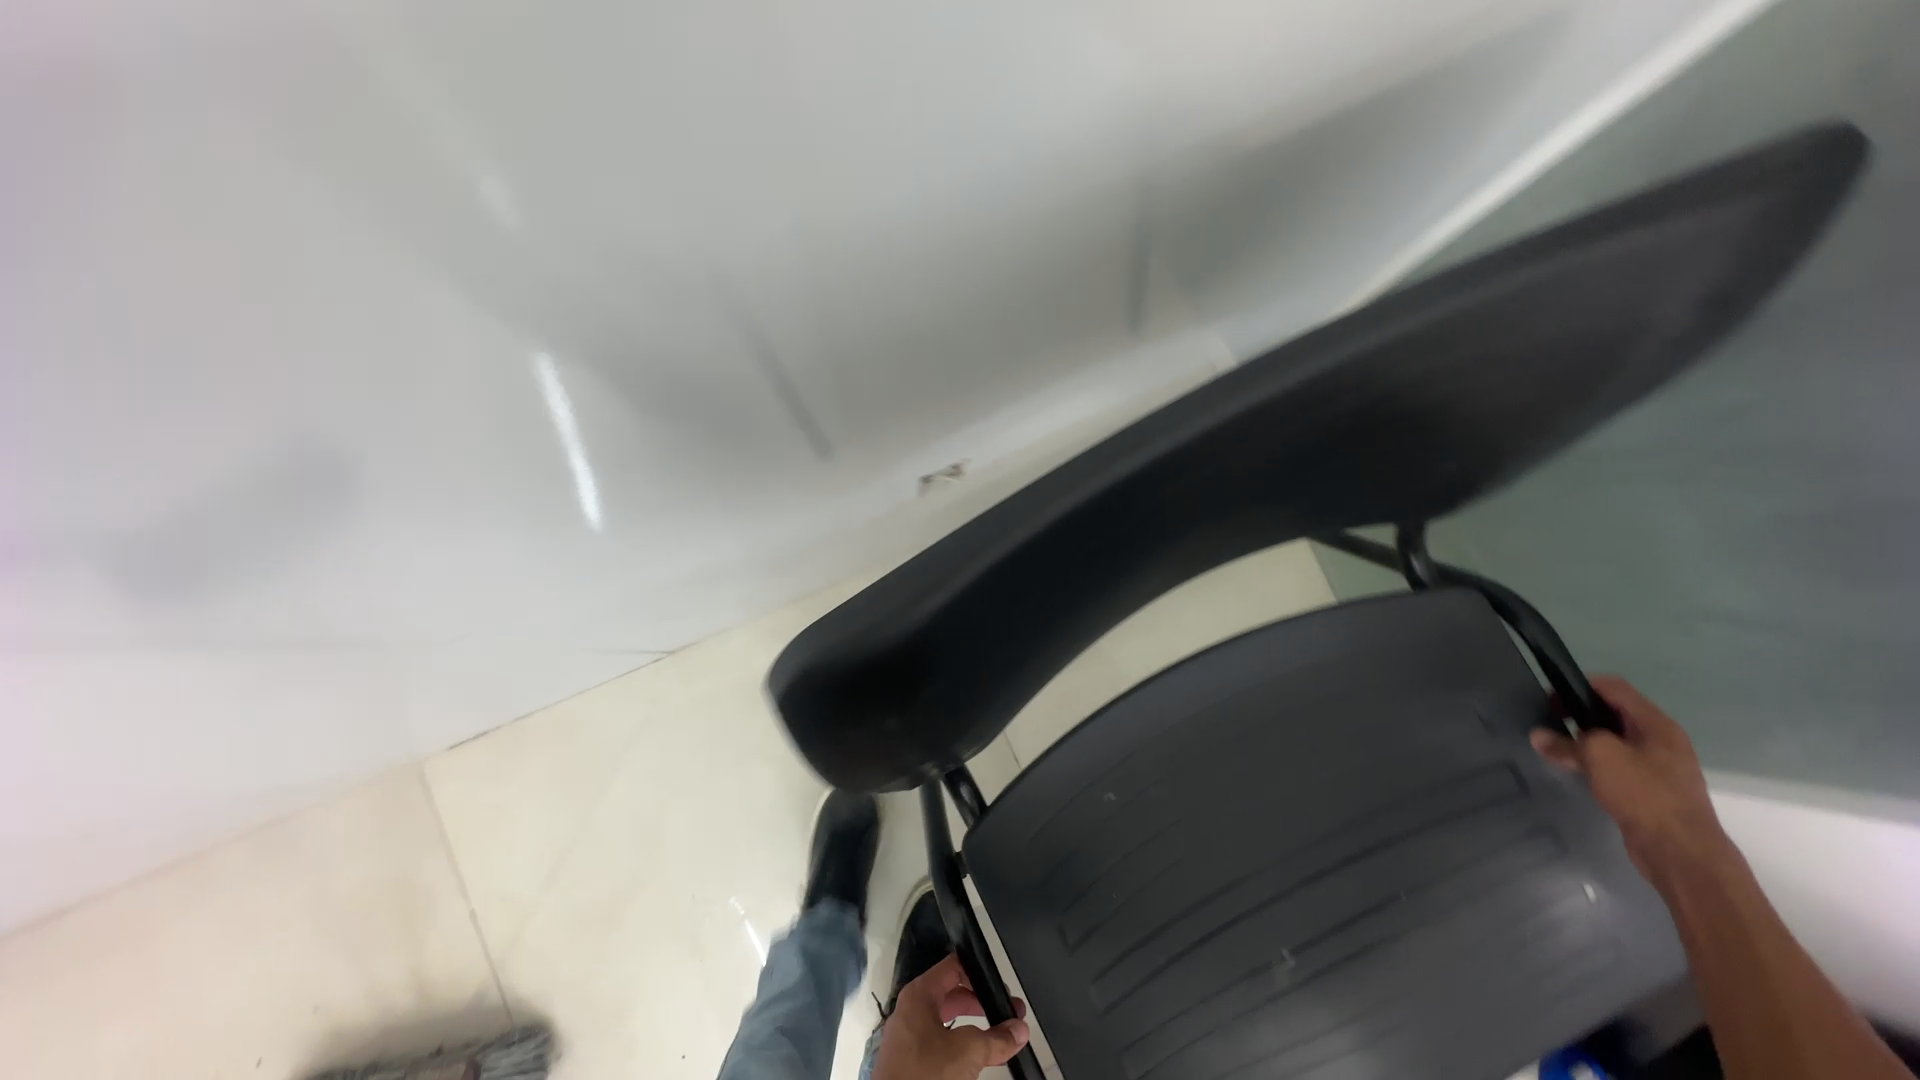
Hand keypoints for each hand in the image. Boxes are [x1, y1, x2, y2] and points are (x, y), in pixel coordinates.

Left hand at [869, 953, 1030, 1079]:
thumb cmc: (925, 1074)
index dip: (980, 972)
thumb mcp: (967, 1052)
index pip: (954, 967)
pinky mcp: (912, 1060)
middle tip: (1009, 1013)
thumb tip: (1020, 1030)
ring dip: (975, 1024)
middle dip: (982, 1001)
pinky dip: (963, 1044)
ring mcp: (910, 1036)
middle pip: (953, 993)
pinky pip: (942, 1042)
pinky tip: (980, 1056)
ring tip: (1001, 1035)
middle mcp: (912, 1010)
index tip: (1002, 988)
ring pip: (949, 1020)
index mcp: (920, 995)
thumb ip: (996, 1039)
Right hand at [1530, 676, 1737, 888]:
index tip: (1549, 701)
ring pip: (1615, 741)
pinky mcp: (1651, 789)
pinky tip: (1578, 773)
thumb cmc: (1644, 793)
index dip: (1579, 686)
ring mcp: (1659, 766)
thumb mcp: (1600, 757)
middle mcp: (1661, 740)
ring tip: (1557, 749)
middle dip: (1579, 715)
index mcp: (1656, 724)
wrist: (1680, 850)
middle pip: (1614, 713)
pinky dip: (1595, 763)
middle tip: (1549, 725)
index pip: (1614, 688)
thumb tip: (1539, 737)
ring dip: (1585, 741)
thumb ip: (1566, 742)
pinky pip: (1618, 764)